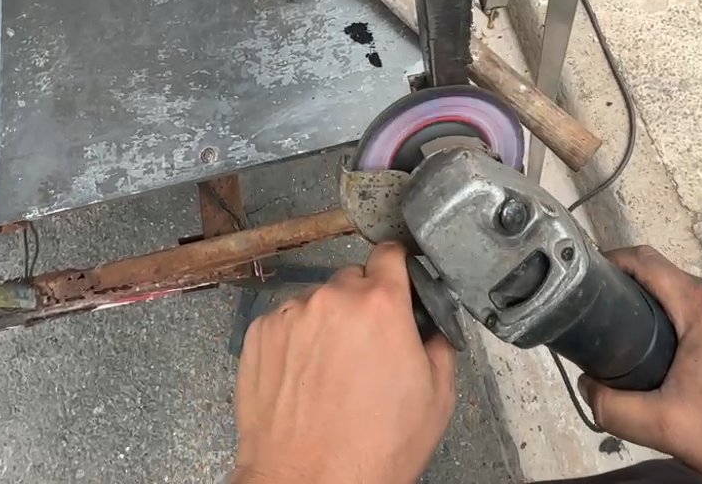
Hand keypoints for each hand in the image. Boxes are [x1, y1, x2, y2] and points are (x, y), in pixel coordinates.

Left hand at [232, 242, 457, 483]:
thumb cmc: (373, 449)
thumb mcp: (436, 399)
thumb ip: (440, 344)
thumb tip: (431, 325)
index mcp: (380, 303)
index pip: (390, 253)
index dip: (396, 268)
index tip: (396, 282)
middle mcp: (333, 297)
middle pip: (353, 280)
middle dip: (362, 305)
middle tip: (366, 347)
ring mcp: (292, 312)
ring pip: (318, 301)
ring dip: (327, 323)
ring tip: (331, 371)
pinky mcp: (261, 332)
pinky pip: (286, 322)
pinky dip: (295, 341)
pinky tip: (304, 378)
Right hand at [577, 246, 701, 483]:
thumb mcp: (666, 428)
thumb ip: (613, 407)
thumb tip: (585, 384)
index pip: (643, 259)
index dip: (609, 261)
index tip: (586, 279)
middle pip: (662, 274)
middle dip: (630, 291)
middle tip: (605, 322)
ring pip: (683, 290)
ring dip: (657, 306)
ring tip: (635, 341)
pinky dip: (681, 317)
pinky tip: (672, 351)